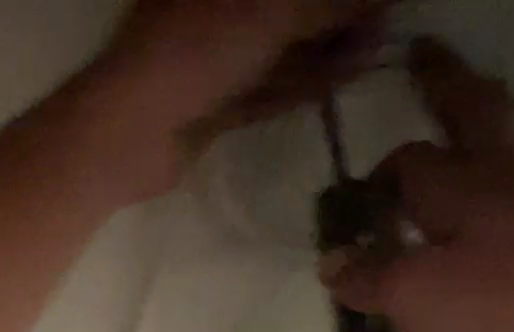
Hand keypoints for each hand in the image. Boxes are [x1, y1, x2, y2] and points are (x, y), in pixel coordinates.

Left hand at [82, 0, 387, 198]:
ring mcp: (205, 65)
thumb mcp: (274, 11)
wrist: (126, 136)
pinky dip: (301, 83)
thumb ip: (329, 2)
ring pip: (275, 50)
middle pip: (281, 8)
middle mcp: (206, 15)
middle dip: (333, 11)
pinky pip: (262, 91)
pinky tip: (345, 77)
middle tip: (387, 14)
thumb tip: (381, 0)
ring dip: (326, 47)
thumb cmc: (194, 51)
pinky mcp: (206, 110)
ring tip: (378, 46)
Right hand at [321, 38, 513, 331]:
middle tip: (421, 60)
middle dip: (444, 87)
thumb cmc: (509, 300)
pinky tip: (441, 290)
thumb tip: (334, 261)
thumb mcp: (414, 293)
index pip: (405, 160)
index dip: (369, 183)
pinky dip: (461, 249)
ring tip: (407, 217)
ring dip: (444, 189)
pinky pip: (495, 236)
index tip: (343, 218)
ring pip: (482, 183)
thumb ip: (367, 276)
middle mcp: (503, 184)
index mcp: (461, 184)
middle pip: (474, 115)